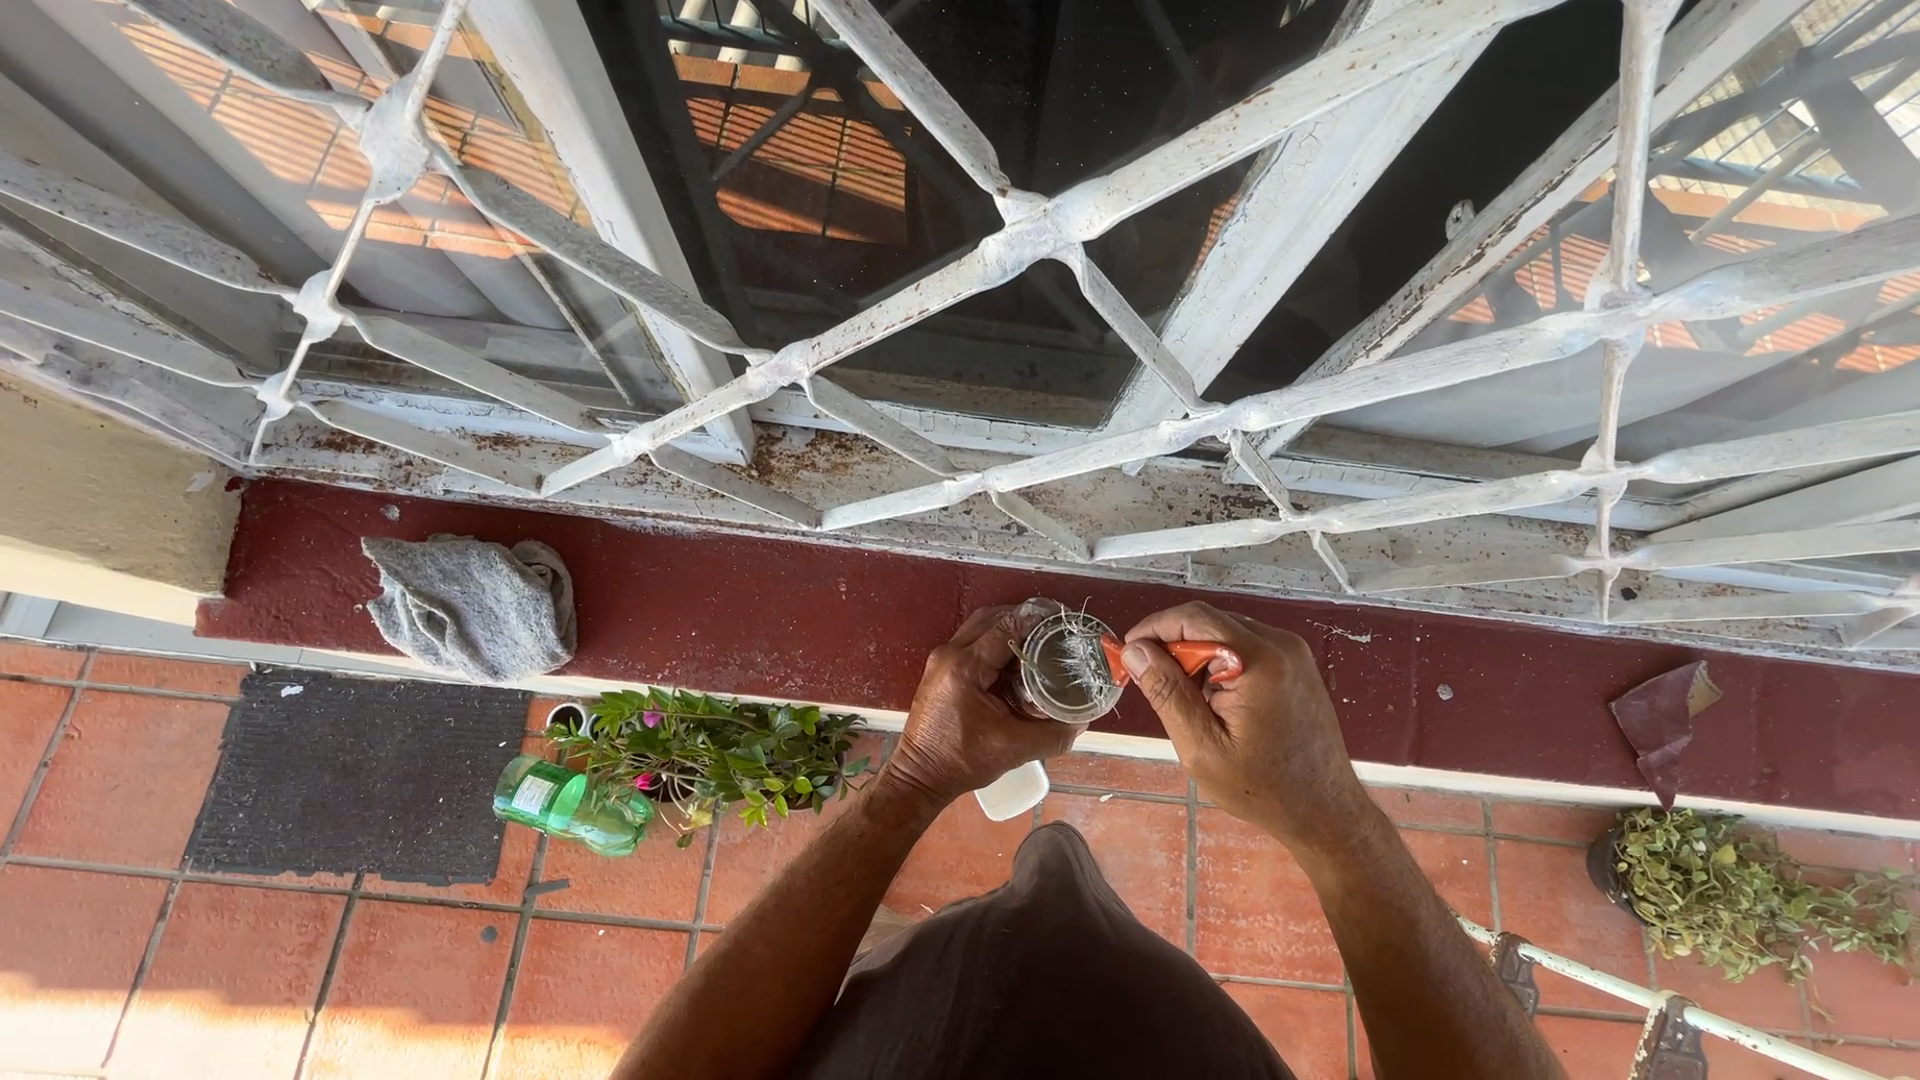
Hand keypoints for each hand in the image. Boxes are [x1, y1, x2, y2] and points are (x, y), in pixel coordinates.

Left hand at [881, 600, 1079, 811]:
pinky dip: (996, 641)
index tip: (1062, 620)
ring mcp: (942, 659)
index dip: (1036, 619)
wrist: (920, 776)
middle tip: (1054, 626)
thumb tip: (1082, 720)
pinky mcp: (941, 668)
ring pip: (980, 626)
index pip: (1006, 627)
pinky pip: (972, 641)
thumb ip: (1054, 734)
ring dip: (1009, 627)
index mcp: (965, 667)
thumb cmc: (961, 761)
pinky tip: (1018, 656)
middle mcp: (950, 654)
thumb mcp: (1015, 750)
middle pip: (992, 618)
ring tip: (1040, 637)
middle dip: (1024, 617)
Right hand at [1122, 602, 1370, 853]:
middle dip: (1172, 645)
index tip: (1128, 655)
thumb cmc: (1262, 788)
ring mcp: (1292, 653)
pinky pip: (1243, 647)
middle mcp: (1280, 644)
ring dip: (1195, 656)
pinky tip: (1213, 700)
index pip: (1193, 618)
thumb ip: (1166, 691)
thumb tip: (1134, 650)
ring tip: (1185, 699)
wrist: (1326, 813)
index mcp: (1259, 660)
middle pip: (1209, 621)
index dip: (1153, 629)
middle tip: (1151, 682)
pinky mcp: (1295, 666)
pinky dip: (1218, 663)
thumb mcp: (1201, 746)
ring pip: (1224, 632)